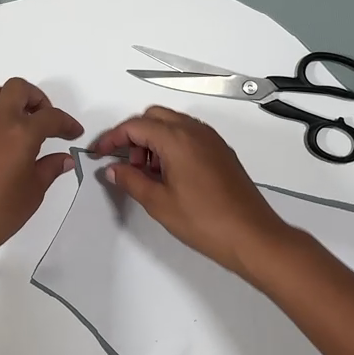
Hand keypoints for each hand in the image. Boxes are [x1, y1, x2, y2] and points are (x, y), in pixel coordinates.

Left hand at [0, 78, 83, 272]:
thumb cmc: (0, 213)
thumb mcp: (33, 192)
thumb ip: (50, 168)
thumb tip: (65, 158)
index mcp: (22, 133)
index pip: (51, 117)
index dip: (66, 123)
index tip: (73, 133)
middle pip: (18, 88)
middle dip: (36, 98)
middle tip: (43, 119)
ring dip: (7, 99)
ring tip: (16, 119)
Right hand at [92, 107, 288, 280]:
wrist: (252, 237)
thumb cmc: (207, 221)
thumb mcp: (158, 203)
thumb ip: (131, 180)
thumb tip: (115, 169)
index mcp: (177, 139)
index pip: (135, 125)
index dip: (113, 137)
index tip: (101, 152)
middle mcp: (196, 132)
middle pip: (154, 117)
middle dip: (134, 135)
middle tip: (126, 163)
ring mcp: (211, 140)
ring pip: (172, 124)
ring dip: (154, 140)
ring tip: (148, 174)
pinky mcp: (221, 152)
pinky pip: (189, 135)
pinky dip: (172, 145)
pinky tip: (170, 175)